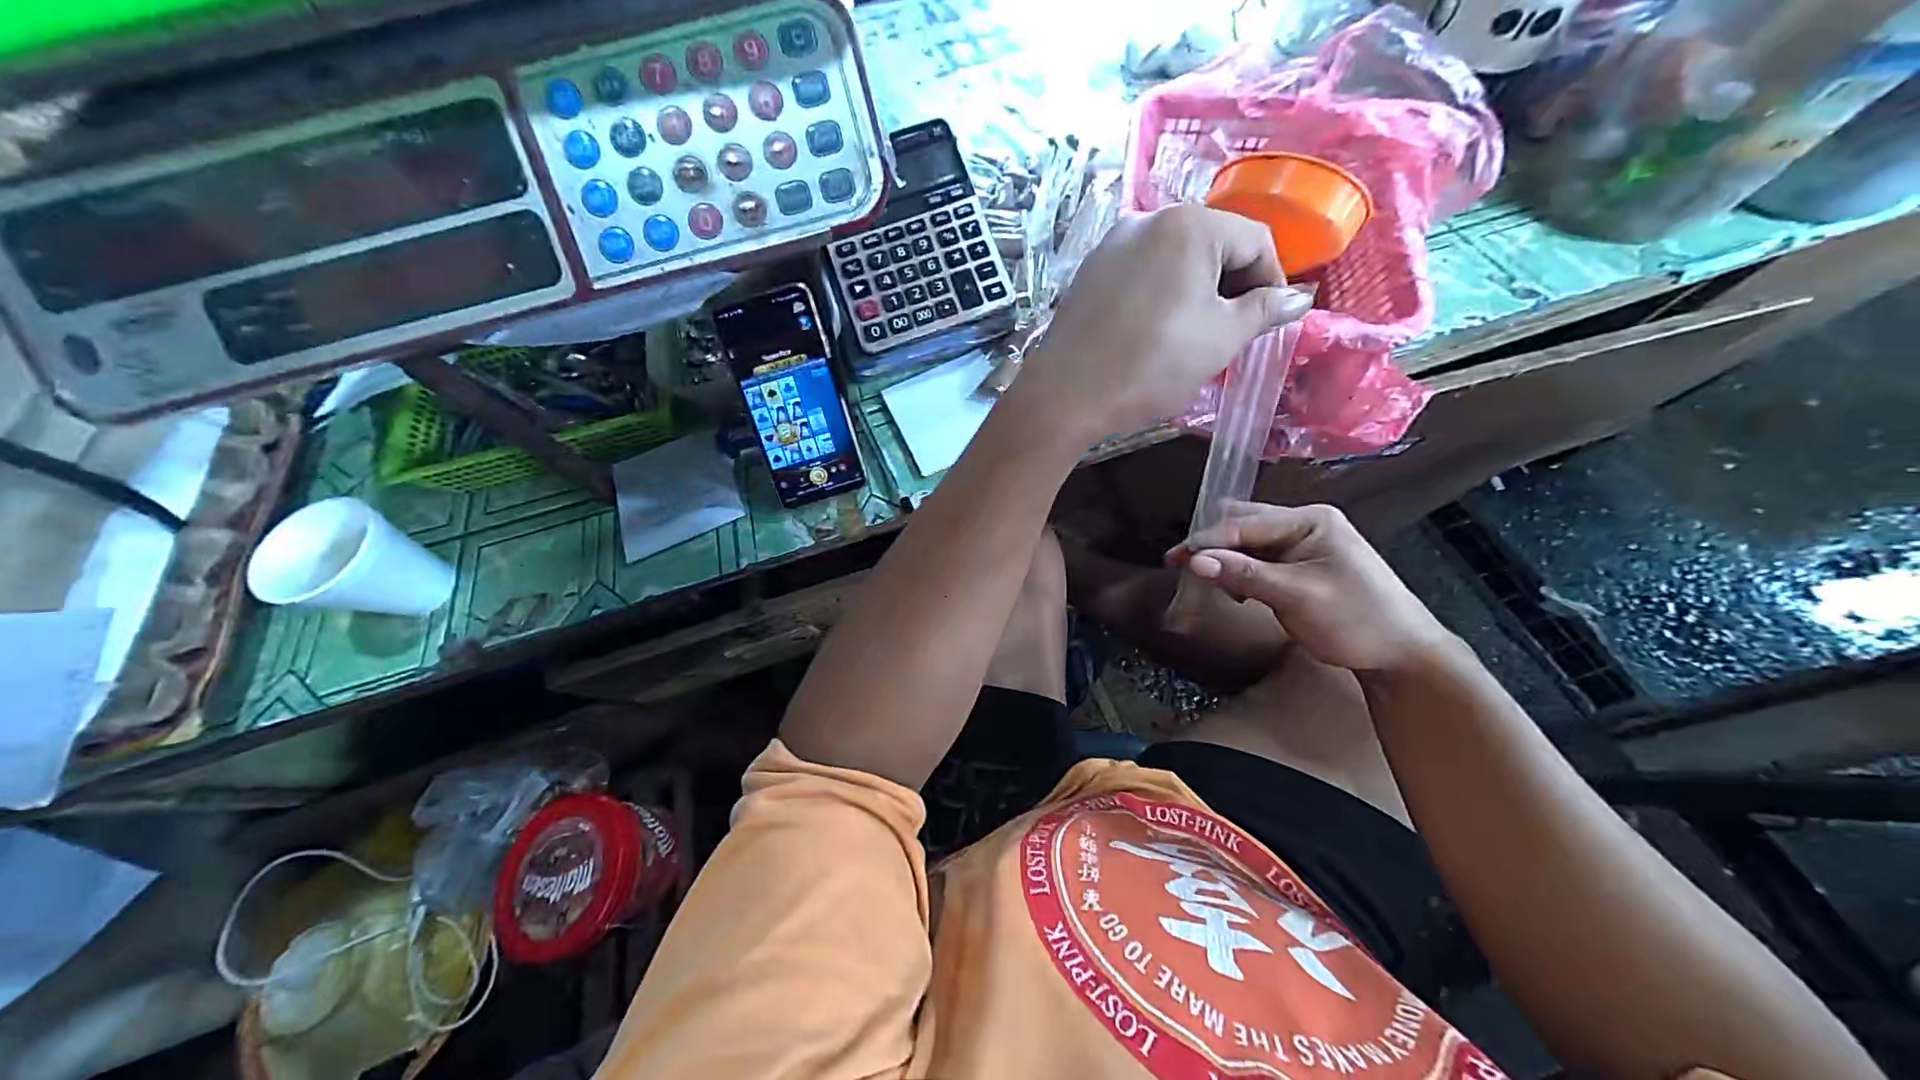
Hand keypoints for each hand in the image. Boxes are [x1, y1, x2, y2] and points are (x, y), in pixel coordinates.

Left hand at [1009, 204, 1313, 440]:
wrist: (1068, 394)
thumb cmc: (1153, 364)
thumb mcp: (1222, 338)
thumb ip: (1265, 310)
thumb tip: (1298, 298)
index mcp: (1189, 224)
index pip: (1255, 241)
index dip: (1273, 282)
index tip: (1269, 322)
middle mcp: (1148, 219)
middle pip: (1213, 244)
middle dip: (1232, 286)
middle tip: (1233, 334)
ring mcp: (1113, 243)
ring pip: (1176, 259)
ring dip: (1197, 292)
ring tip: (1194, 337)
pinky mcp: (1090, 270)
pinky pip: (1142, 272)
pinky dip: (1161, 294)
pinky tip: (1155, 332)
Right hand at [1168, 501, 1457, 674]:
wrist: (1402, 655)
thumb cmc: (1357, 621)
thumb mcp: (1297, 596)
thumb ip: (1245, 575)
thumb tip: (1195, 560)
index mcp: (1310, 520)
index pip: (1243, 524)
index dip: (1206, 541)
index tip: (1174, 559)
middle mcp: (1304, 525)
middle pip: (1242, 524)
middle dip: (1212, 544)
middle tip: (1184, 568)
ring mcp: (1302, 545)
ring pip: (1246, 542)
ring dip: (1224, 559)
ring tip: (1209, 582)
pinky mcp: (1297, 567)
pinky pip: (1256, 560)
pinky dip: (1238, 571)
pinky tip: (1235, 590)